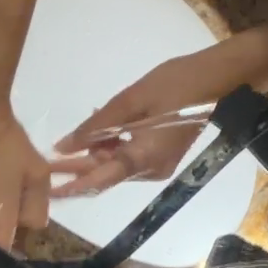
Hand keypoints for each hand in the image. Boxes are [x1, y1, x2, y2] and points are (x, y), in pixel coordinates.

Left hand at [48, 51, 246, 198]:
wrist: (222, 76)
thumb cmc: (178, 84)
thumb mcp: (130, 100)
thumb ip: (95, 126)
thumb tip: (63, 146)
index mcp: (143, 159)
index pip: (99, 180)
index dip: (71, 185)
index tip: (47, 190)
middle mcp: (149, 170)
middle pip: (104, 175)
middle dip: (75, 169)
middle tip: (45, 164)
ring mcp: (157, 165)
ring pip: (114, 166)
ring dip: (92, 154)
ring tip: (73, 139)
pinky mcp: (160, 156)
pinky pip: (127, 157)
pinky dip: (110, 147)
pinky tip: (98, 132)